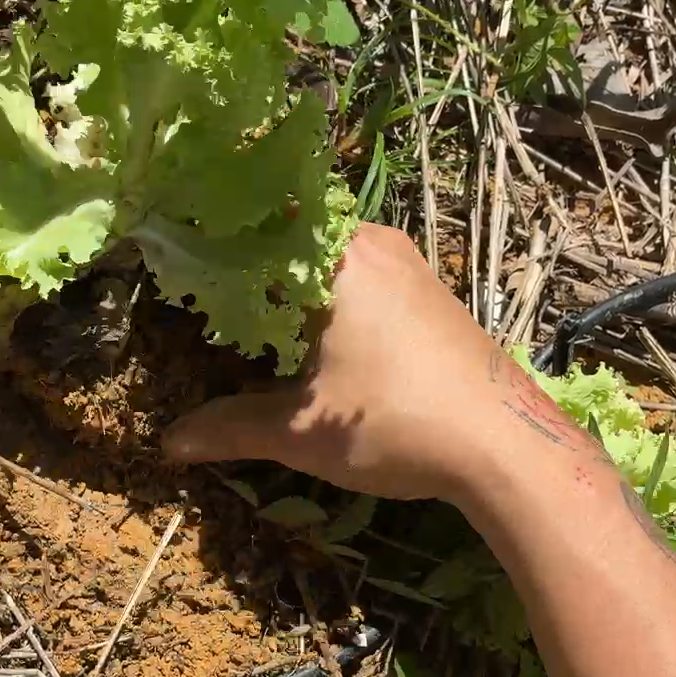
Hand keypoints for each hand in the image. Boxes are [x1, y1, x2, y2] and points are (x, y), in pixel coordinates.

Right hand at [163, 223, 606, 502]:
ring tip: (256, 326)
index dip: (209, 248)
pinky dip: (329, 299)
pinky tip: (319, 338)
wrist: (506, 447)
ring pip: (328, 259)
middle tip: (208, 308)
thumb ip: (230, 427)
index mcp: (332, 257)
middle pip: (289, 240)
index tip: (177, 274)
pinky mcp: (430, 292)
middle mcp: (372, 243)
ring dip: (292, 288)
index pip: (251, 229)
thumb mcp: (301, 432)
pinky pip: (362, 277)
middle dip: (248, 272)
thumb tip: (169, 442)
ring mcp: (408, 264)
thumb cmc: (394, 425)